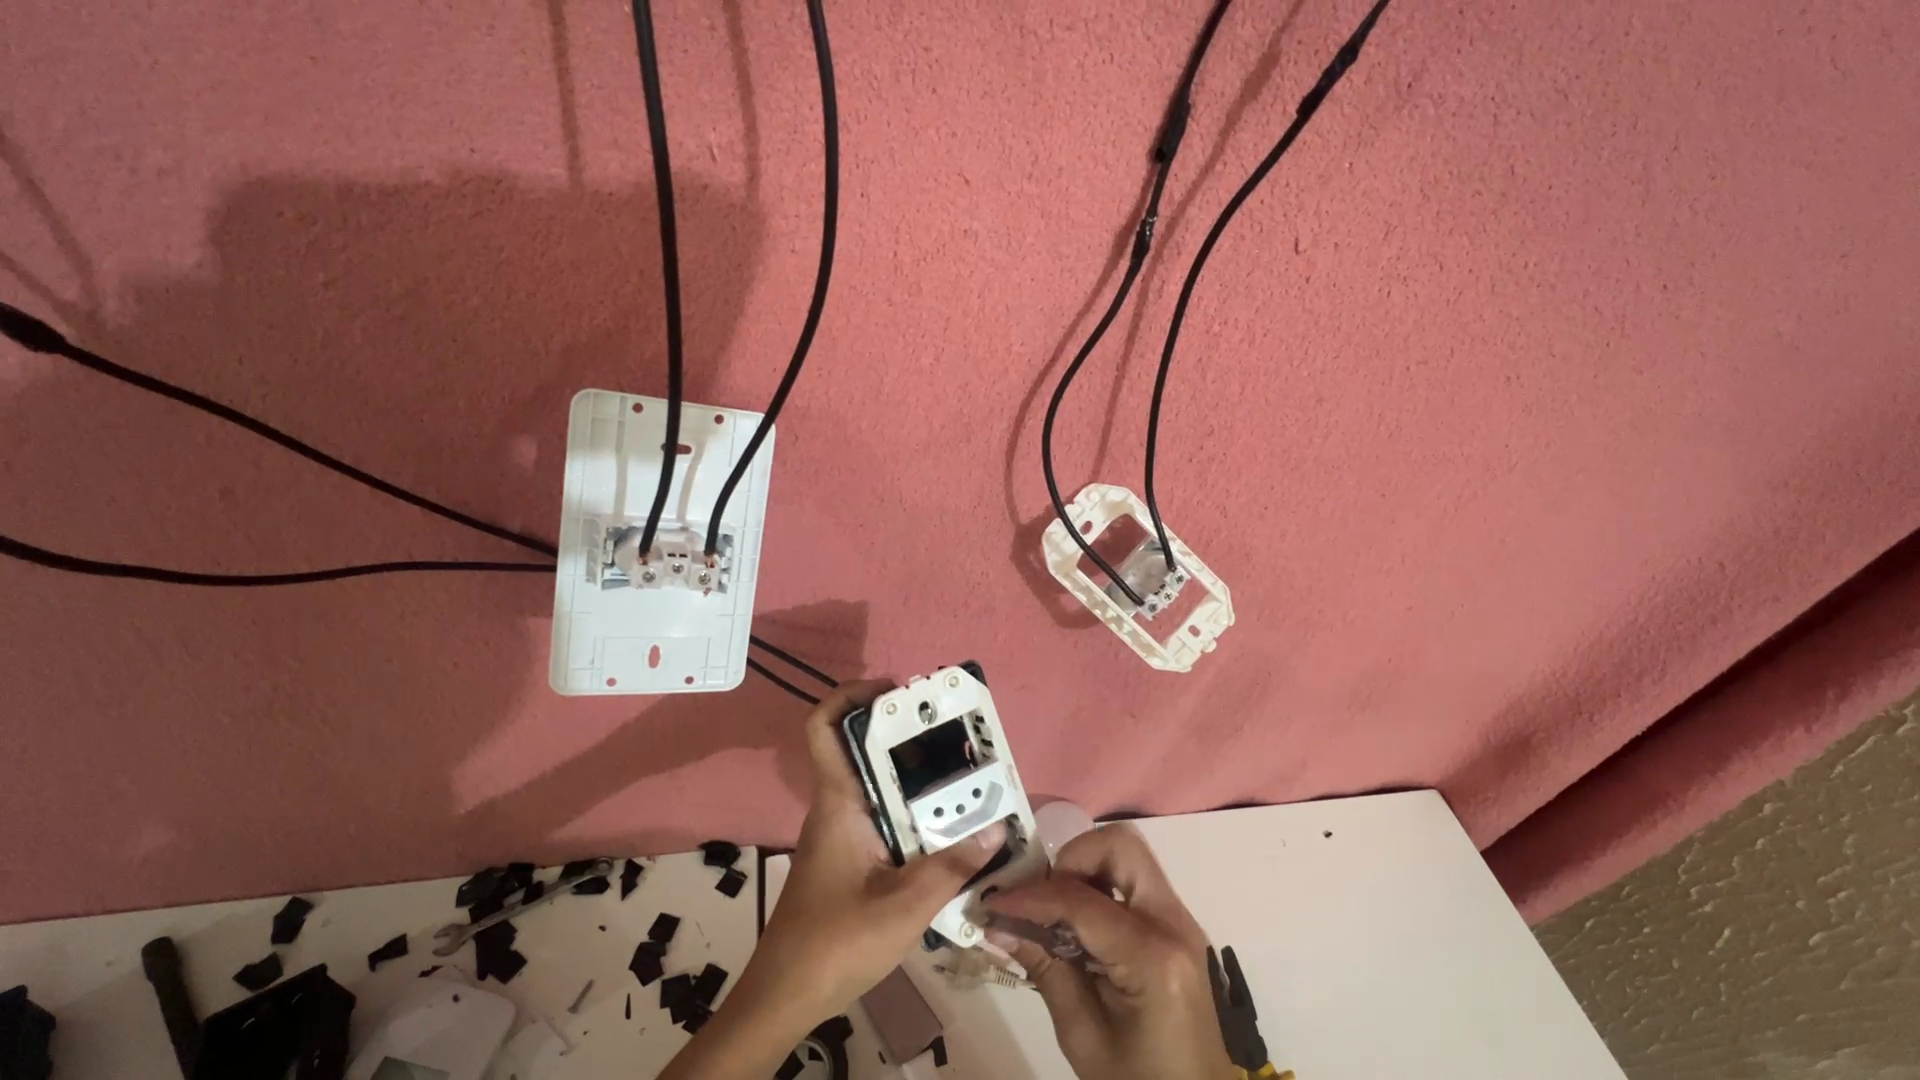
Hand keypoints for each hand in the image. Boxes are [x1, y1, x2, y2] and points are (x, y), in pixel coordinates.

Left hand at [739, 679, 1006, 1017]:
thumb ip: (951, 868)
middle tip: (955, 736)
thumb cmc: (835, 943)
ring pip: (877, 788)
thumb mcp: (904, 908)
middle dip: (907, 736)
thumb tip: (995, 828)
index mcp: (839, 804)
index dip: (851, 696)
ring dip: (916, 779)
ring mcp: (842, 835)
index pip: (824, 728)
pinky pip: (883, 820)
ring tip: (965, 778)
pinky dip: (914, 815)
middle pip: (863, 752)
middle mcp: (838, 809)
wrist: (786, 997)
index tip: (896, 692)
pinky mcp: (850, 860)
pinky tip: (948, 832)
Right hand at [986, 824, 1235, 1079]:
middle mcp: (1174, 923)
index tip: (993, 902)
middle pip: (1120, 846)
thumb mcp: (1083, 1035)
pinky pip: (1133, 884)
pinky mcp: (1176, 927)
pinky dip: (1098, 887)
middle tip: (1040, 897)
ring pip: (1128, 857)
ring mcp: (1180, 921)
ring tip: (1053, 911)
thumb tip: (998, 926)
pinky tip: (1075, 925)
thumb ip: (1045, 970)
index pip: (1081, 900)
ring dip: (1084, 870)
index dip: (1031, 895)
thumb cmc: (1138, 1079)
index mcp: (1152, 957)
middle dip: (1070, 859)